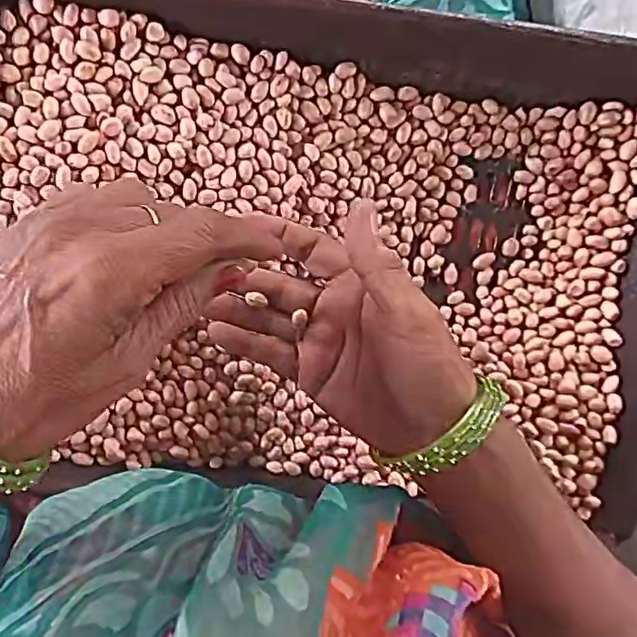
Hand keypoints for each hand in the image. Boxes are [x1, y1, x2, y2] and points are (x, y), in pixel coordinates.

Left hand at [0, 177, 291, 460]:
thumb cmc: (39, 401)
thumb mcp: (125, 365)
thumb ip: (178, 306)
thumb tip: (223, 271)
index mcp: (105, 272)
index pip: (197, 232)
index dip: (245, 234)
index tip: (273, 240)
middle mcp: (75, 230)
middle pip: (168, 209)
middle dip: (201, 237)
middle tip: (216, 274)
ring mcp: (44, 220)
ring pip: (132, 197)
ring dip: (161, 226)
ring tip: (164, 271)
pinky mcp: (25, 223)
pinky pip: (92, 201)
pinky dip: (122, 220)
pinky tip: (123, 255)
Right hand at [205, 201, 477, 455]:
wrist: (430, 429)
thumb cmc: (427, 362)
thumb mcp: (403, 306)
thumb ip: (374, 261)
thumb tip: (361, 207)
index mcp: (356, 285)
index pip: (312, 251)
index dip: (279, 236)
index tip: (243, 226)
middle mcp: (331, 308)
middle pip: (280, 285)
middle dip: (247, 278)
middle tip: (212, 276)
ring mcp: (316, 341)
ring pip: (269, 319)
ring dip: (239, 310)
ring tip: (206, 304)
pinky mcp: (307, 371)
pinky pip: (270, 353)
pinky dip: (245, 344)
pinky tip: (219, 335)